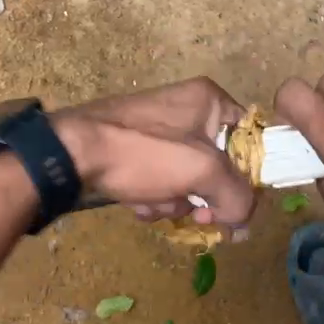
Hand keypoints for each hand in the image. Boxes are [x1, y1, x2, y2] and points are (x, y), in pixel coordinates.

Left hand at [54, 78, 255, 227]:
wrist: (71, 153)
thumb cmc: (143, 152)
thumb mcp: (201, 171)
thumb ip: (237, 196)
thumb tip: (243, 223)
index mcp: (210, 100)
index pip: (252, 141)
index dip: (247, 178)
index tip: (234, 205)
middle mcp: (189, 109)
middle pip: (219, 166)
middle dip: (204, 196)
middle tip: (196, 215)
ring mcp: (160, 129)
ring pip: (190, 178)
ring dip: (176, 201)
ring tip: (154, 203)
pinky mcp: (138, 148)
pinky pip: (163, 179)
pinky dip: (154, 196)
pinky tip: (137, 202)